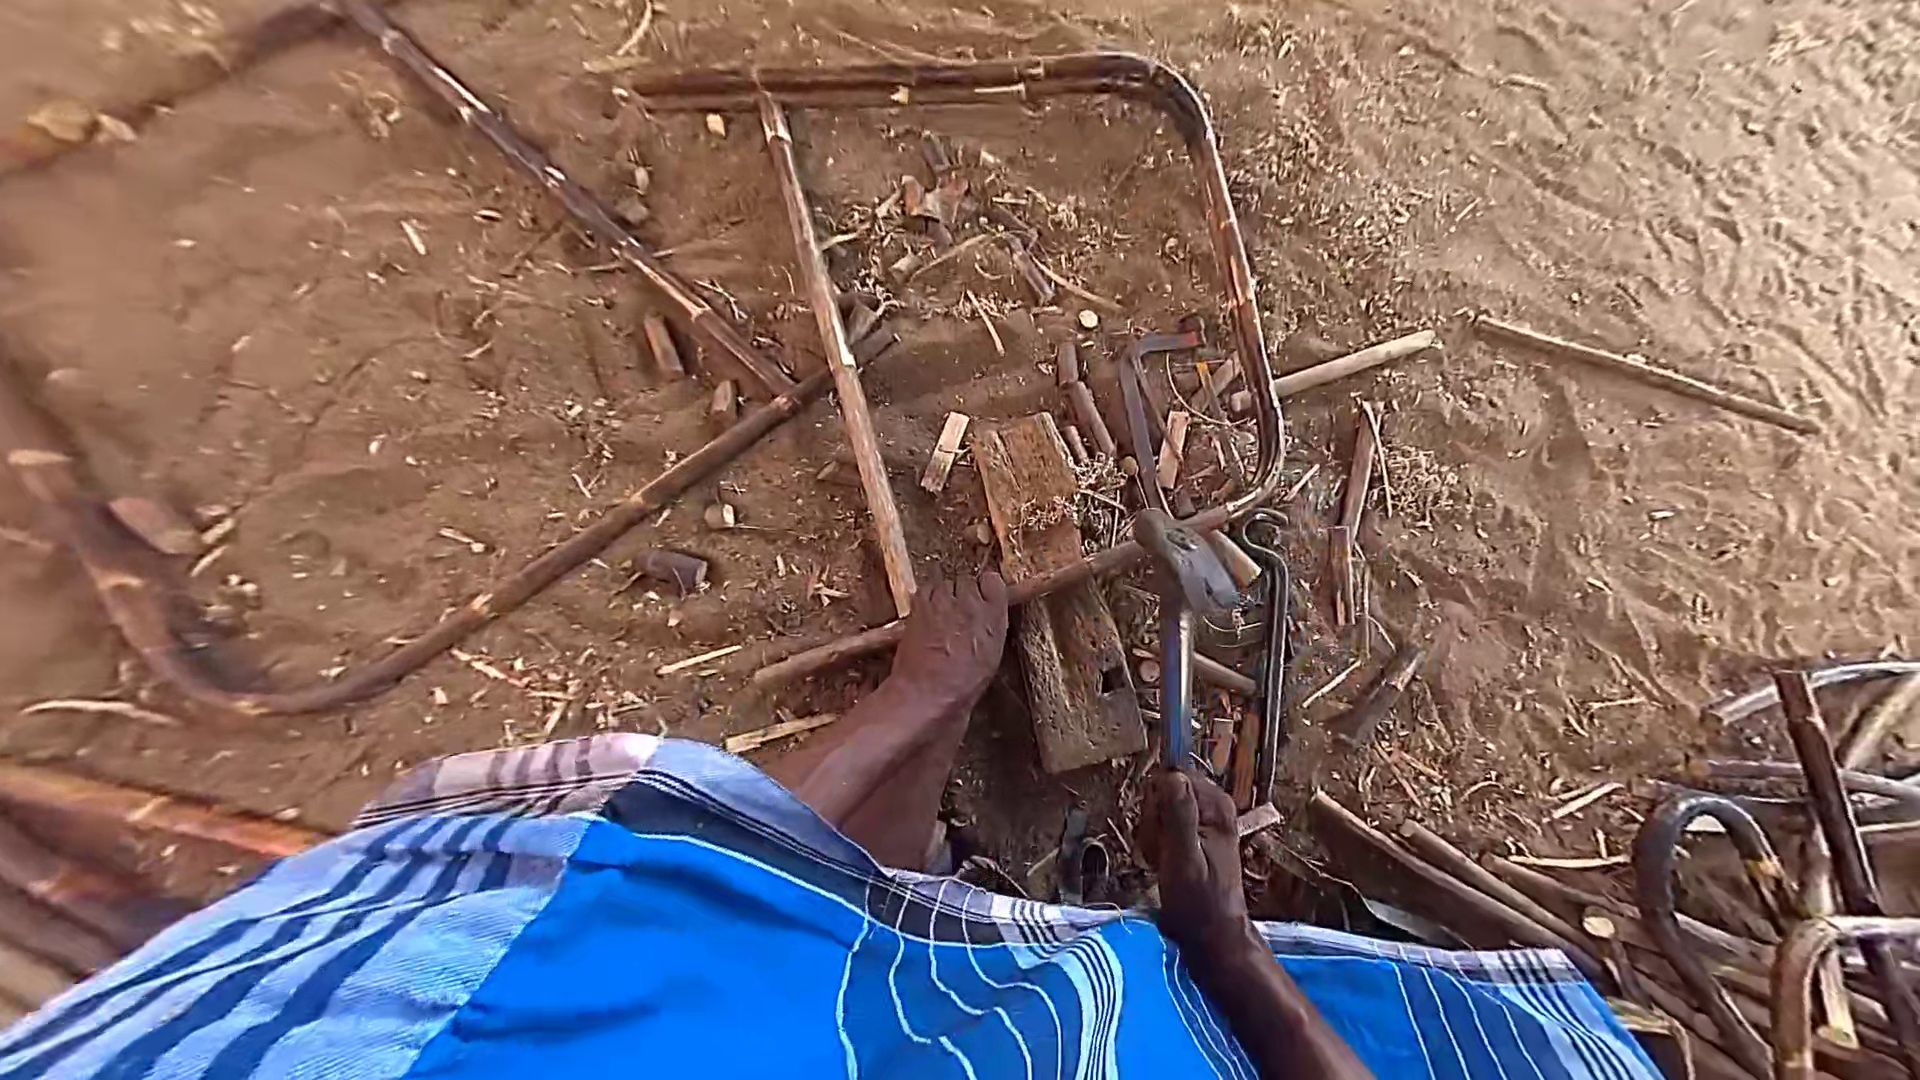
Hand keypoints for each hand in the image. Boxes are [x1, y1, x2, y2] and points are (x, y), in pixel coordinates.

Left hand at [886, 571, 1008, 711]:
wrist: (927, 694)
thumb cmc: (961, 686)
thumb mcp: (990, 657)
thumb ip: (991, 627)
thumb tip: (985, 615)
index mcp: (994, 617)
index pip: (993, 581)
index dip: (985, 589)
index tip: (982, 598)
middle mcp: (971, 603)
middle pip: (967, 580)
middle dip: (963, 593)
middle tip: (957, 614)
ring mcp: (945, 601)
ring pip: (945, 582)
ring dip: (943, 594)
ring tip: (940, 616)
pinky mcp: (920, 604)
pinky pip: (926, 588)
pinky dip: (926, 597)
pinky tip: (926, 614)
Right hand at [1139, 769, 1260, 967]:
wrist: (1212, 934)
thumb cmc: (1198, 900)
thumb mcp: (1184, 857)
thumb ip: (1179, 813)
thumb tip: (1171, 775)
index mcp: (1216, 804)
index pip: (1169, 778)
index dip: (1156, 804)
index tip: (1160, 835)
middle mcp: (1213, 803)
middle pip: (1163, 789)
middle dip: (1154, 818)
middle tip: (1160, 850)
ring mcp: (1206, 816)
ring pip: (1160, 804)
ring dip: (1153, 830)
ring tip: (1162, 858)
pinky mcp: (1197, 829)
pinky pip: (1164, 818)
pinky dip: (1158, 838)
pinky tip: (1163, 859)